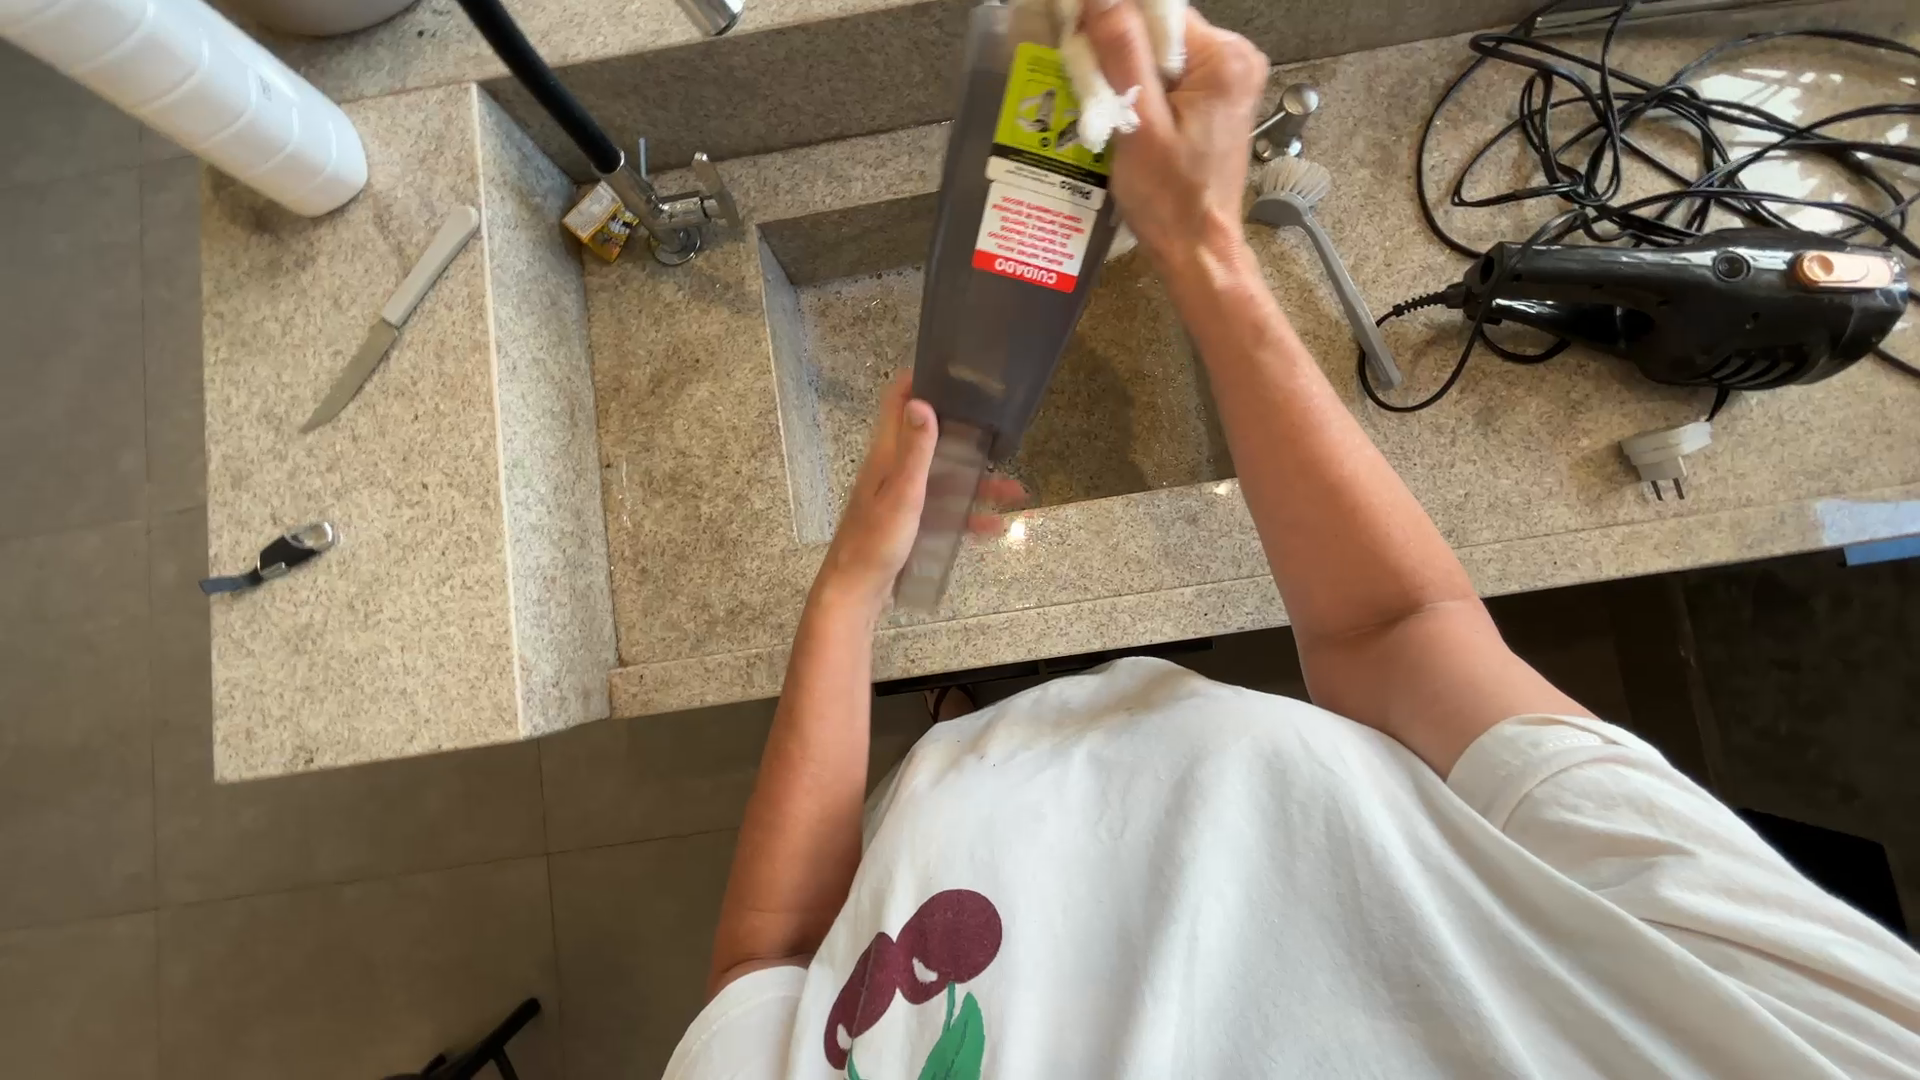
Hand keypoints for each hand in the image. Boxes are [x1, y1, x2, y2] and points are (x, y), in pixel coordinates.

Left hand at [814, 374, 1025, 618]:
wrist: (855, 592)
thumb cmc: (876, 541)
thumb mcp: (902, 493)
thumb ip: (914, 450)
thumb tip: (922, 401)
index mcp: (886, 454)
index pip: (897, 401)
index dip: (920, 380)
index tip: (955, 370)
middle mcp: (892, 469)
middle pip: (930, 438)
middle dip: (964, 433)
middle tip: (999, 431)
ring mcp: (900, 496)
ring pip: (943, 478)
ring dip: (975, 481)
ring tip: (1014, 490)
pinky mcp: (907, 522)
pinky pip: (942, 511)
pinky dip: (967, 514)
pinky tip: (993, 526)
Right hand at [1082, 1, 1268, 269]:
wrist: (1197, 252)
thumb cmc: (1170, 202)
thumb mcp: (1139, 126)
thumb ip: (1122, 54)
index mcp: (1223, 58)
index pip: (1156, 11)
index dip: (1113, 25)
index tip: (1079, 48)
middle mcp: (1234, 60)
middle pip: (1159, 33)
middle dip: (1120, 57)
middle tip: (1091, 93)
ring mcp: (1227, 84)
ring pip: (1161, 58)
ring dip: (1127, 79)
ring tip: (1109, 116)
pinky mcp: (1215, 106)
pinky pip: (1169, 83)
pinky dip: (1142, 96)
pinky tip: (1126, 124)